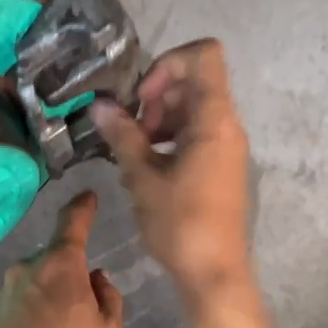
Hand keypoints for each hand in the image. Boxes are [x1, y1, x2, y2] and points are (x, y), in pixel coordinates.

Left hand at [0, 191, 124, 327]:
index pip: (72, 224)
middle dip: (64, 279)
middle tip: (81, 314)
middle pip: (48, 265)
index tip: (87, 198)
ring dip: (41, 305)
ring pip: (27, 292)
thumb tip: (95, 279)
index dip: (83, 209)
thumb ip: (108, 300)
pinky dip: (22, 326)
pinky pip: (10, 316)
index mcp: (59, 266)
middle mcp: (21, 273)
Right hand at [92, 39, 255, 310]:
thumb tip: (99, 107)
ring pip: (192, 113)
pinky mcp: (222, 169)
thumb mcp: (144, 180)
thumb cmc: (180, 225)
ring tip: (134, 158)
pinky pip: (196, 138)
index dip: (166, 65)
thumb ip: (123, 138)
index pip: (203, 55)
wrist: (214, 272)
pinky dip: (170, 144)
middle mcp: (228, 125)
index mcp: (214, 119)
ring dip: (159, 124)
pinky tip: (146, 175)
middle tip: (131, 134)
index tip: (142, 100)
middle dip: (157, 99)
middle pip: (194, 84)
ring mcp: (227, 148)